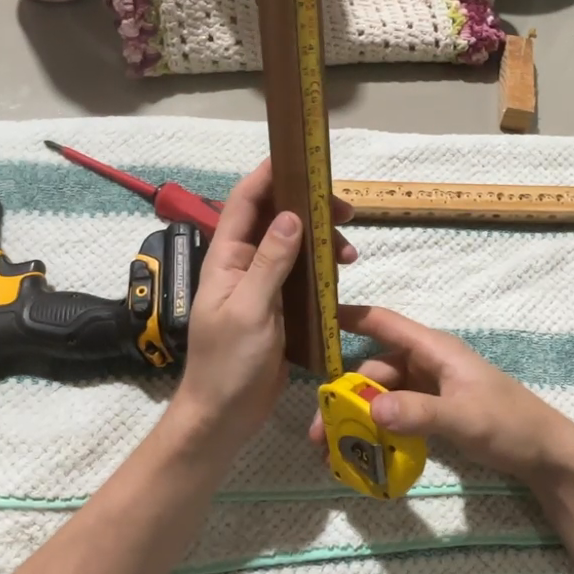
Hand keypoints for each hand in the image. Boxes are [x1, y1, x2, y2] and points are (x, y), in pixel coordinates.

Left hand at [173, 161, 354, 445]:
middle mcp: (242, 263)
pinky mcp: (278, 307)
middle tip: (347, 212)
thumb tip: (293, 215)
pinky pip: (301, 275)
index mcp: (226, 257)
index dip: (271, 174)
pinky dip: (322, 268)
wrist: (223, 415)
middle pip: (276, 218)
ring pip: (293, 246)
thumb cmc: (228, 362)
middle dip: (310, 207)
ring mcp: (261, 285)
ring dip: (321, 240)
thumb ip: (270, 261)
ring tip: (350, 252)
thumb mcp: (250, 309)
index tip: (304, 158)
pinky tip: (341, 274)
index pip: (246, 201)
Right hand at [307, 305, 573, 487]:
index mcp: (434, 350)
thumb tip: (370, 410)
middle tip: (319, 431)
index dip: (348, 317)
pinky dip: (376, 429)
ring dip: (358, 418)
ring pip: (381, 396)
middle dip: (345, 397)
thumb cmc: (510, 424)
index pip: (384, 322)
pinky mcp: (432, 413)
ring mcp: (429, 389)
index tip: (310, 322)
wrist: (546, 455)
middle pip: (373, 371)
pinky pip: (395, 415)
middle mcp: (427, 364)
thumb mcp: (464, 418)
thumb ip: (419, 413)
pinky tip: (362, 452)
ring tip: (333, 449)